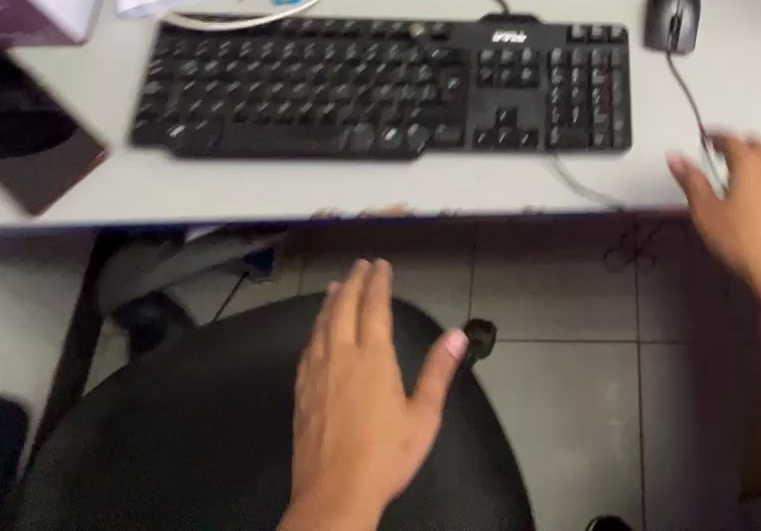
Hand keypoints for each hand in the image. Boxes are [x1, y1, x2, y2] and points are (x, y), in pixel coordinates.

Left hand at [281, 259, 468, 530]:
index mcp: (373, 358)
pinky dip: (314, 331)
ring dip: (331, 302)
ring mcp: (317, 375)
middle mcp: (342, 357)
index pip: (375, 307)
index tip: (381, 265)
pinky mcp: (302, 394)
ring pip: (322, 326)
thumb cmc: (385, 456)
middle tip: (360, 265)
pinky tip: (316, 332)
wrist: (334, 495)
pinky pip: (307, 350)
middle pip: (344, 308)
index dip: (378, 283)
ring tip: (336, 286)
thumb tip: (458, 334)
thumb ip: (438, 372)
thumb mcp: (423, 416)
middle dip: (353, 283)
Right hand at [667, 131, 760, 296]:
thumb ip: (691, 181)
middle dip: (737, 145)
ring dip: (753, 160)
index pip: (730, 139)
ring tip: (736, 178)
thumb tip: (674, 156)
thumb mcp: (707, 212)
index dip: (716, 137)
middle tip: (720, 155)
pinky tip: (755, 198)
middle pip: (754, 144)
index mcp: (748, 164)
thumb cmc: (740, 240)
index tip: (705, 139)